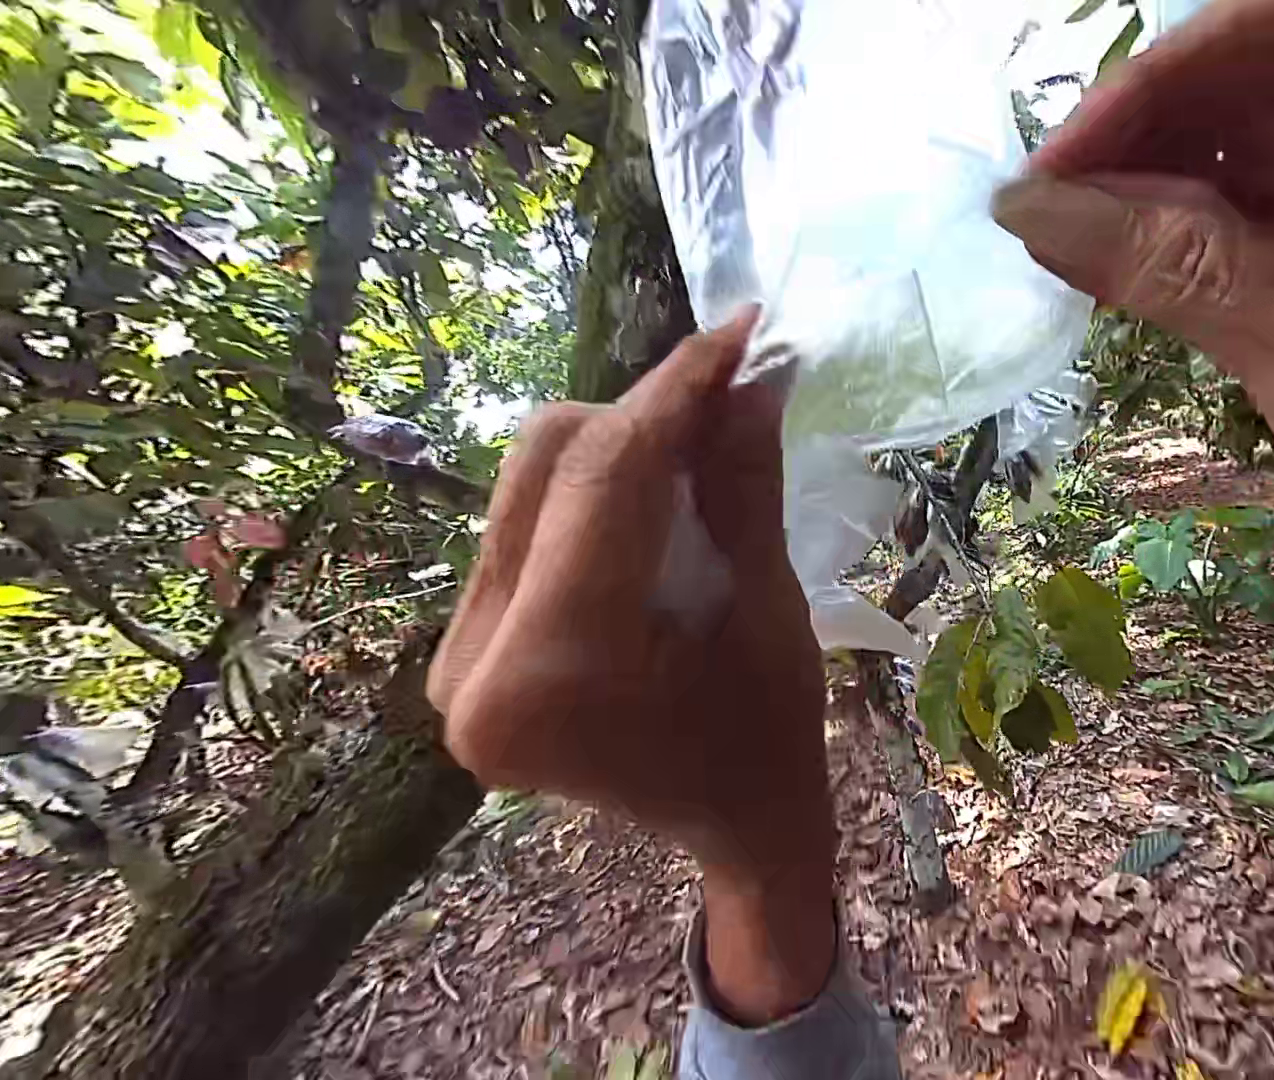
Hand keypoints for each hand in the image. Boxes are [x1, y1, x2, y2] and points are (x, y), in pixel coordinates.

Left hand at [428, 316, 835, 1021]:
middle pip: (548, 462)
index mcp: (557, 672)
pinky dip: (602, 493)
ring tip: (703, 458)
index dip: (678, 389)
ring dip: (626, 450)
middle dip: (650, 417)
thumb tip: (755, 376)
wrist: (737, 822)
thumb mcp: (772, 608)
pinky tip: (660, 504)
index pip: (606, 475)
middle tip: (733, 404)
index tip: (740, 334)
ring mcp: (455, 660)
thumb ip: (746, 484)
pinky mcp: (469, 649)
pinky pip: (530, 526)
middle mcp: (471, 666)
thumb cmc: (775, 736)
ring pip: (530, 484)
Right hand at [995, 0, 1273, 812]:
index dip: (1170, 76)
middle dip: (1149, 133)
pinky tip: (1116, 253)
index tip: (1060, 158)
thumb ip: (1185, 273)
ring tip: (1062, 231)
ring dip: (1152, 182)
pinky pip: (1262, 199)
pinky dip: (1182, 226)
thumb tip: (1033, 213)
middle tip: (1044, 201)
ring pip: (1258, 134)